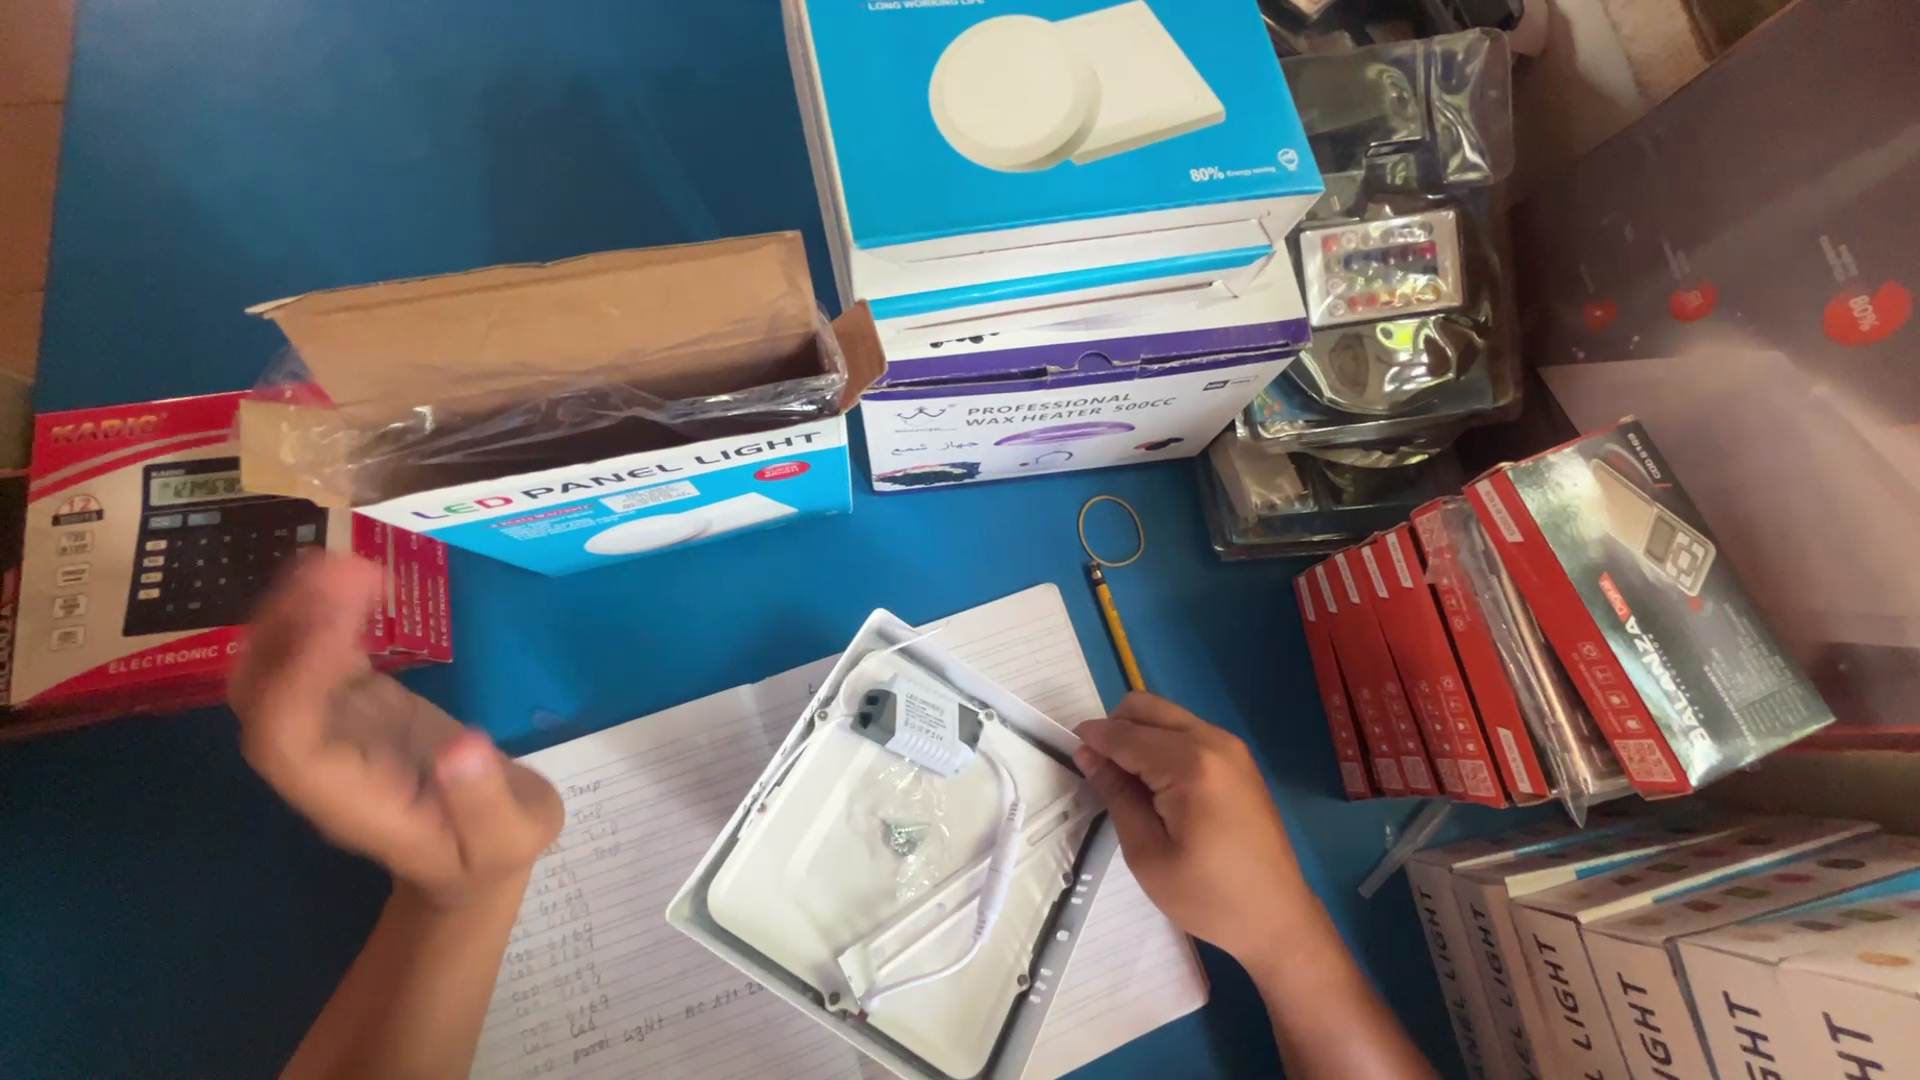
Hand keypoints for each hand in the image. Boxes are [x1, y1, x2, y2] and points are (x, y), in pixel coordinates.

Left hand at [231, 555, 563, 905]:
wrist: (473, 860)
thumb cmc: (492, 851)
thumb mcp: (509, 836)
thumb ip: (485, 800)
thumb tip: (466, 744)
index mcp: (349, 798)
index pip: (288, 739)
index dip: (299, 678)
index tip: (344, 620)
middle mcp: (322, 761)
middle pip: (264, 698)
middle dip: (286, 630)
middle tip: (338, 566)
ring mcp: (335, 732)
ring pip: (281, 672)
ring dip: (297, 613)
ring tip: (341, 559)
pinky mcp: (358, 710)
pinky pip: (321, 661)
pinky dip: (327, 618)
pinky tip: (359, 580)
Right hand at [1074, 692, 1319, 966]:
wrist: (1278, 918)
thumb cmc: (1208, 896)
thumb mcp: (1147, 853)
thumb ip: (1116, 794)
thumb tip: (1088, 754)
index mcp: (1190, 764)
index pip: (1126, 734)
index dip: (1093, 739)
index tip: (1071, 751)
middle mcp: (1213, 741)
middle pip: (1146, 707)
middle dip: (1115, 728)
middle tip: (1101, 769)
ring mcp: (1230, 747)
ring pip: (1166, 714)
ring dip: (1138, 733)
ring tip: (1128, 781)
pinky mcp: (1238, 758)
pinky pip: (1186, 730)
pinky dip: (1161, 741)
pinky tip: (1158, 782)